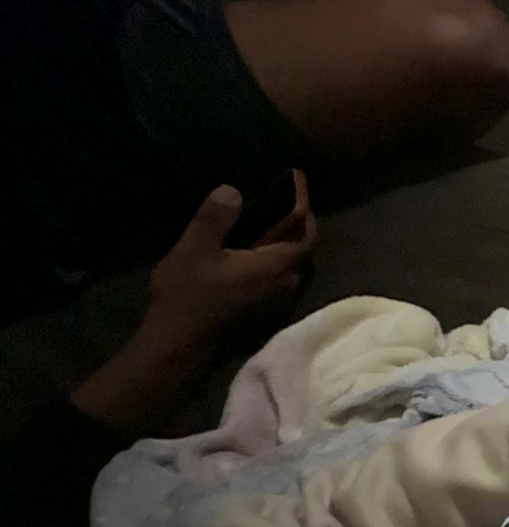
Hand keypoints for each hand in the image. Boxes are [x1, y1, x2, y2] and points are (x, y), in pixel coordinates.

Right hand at [143, 174, 318, 349]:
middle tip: (284, 199)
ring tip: (272, 221)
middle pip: (306, 245)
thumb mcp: (194, 251)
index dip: (303, 203)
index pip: (306, 228)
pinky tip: (258, 253)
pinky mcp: (275, 310)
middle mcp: (294, 281)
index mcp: (282, 264)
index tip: (297, 180)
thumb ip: (215, 220)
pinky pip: (285, 275)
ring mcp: (287, 298)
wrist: (185, 347)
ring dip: (289, 241)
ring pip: (297, 262)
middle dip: (298, 221)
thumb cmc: (191, 297)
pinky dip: (278, 258)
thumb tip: (233, 189)